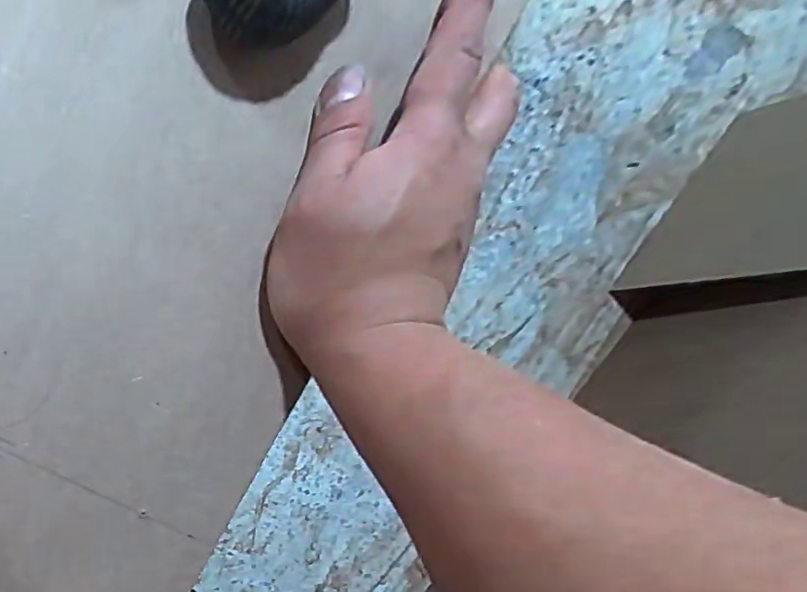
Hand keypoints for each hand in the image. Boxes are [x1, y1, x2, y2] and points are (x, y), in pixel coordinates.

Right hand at [265, 0, 518, 365]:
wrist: (372, 344)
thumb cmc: (330, 273)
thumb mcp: (313, 200)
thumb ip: (336, 136)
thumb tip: (353, 78)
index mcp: (423, 144)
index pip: (451, 64)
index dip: (462, 20)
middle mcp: (458, 164)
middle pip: (493, 93)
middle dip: (485, 64)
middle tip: (468, 53)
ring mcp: (462, 204)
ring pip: (487, 135)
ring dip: (479, 108)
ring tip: (455, 107)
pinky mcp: (453, 239)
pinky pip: (467, 176)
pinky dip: (458, 155)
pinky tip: (428, 174)